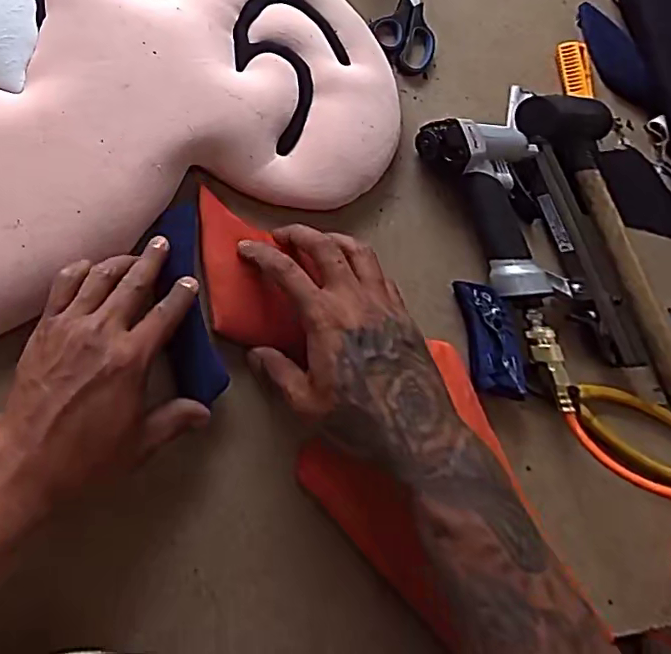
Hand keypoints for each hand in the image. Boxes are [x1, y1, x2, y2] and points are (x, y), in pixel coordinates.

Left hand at [0, 237, 209, 513]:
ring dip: (118, 261)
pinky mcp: (45, 326)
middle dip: (151, 261)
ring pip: (99, 278)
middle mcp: (102, 332)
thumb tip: (204, 411)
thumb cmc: (87, 455)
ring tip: (131, 253)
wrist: (27, 455)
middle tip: (162, 243)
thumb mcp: (138, 444)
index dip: (180, 296)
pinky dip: (77, 270)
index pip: (164, 316)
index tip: (189, 280)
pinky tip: (87, 266)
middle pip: (133, 284)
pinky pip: (62, 286)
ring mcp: (70, 325)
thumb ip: (173, 420)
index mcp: (130, 359)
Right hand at [239, 225, 456, 454]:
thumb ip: (277, 372)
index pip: (286, 271)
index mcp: (324, 317)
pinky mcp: (403, 313)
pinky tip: (353, 272)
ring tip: (318, 241)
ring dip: (333, 239)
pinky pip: (380, 272)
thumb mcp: (306, 403)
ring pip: (358, 251)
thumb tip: (255, 353)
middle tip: (281, 235)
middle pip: (325, 247)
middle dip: (299, 233)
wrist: (424, 436)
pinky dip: (361, 261)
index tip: (246, 246)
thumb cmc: (360, 421)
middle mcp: (354, 299)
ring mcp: (383, 302)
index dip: (262, 254)